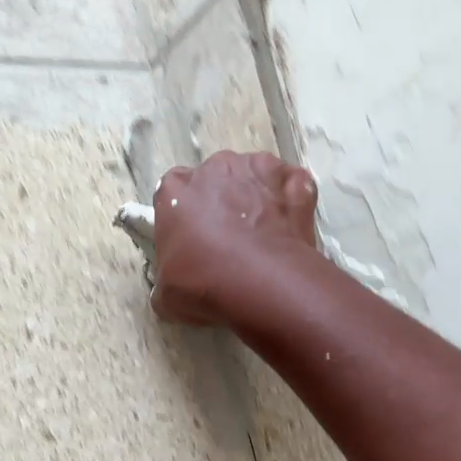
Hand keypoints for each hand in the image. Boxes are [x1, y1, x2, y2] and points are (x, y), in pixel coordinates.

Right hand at [150, 150, 319, 326]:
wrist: (261, 285)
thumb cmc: (201, 284)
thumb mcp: (165, 292)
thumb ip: (165, 277)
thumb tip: (171, 285)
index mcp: (176, 190)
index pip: (172, 192)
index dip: (181, 216)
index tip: (187, 239)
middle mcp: (215, 168)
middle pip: (213, 179)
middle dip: (218, 202)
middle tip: (222, 240)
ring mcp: (258, 169)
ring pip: (252, 177)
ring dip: (253, 198)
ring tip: (257, 236)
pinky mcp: (294, 181)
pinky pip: (289, 186)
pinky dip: (288, 202)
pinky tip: (286, 229)